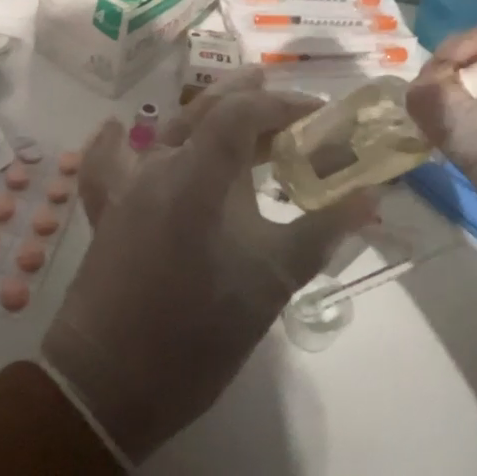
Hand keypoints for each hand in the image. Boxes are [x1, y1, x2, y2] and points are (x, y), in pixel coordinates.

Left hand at [42, 74, 377, 460]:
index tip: (319, 115)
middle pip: (203, 112)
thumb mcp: (272, 281)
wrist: (109, 384)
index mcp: (199, 174)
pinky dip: (116, 144)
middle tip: (277, 91)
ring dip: (200, 114)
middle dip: (244, 97)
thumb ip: (322, 230)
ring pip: (164, 131)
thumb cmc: (198, 331)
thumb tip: (370, 196)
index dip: (283, 106)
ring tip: (229, 104)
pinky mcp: (107, 215)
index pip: (242, 114)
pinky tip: (117, 130)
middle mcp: (158, 167)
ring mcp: (127, 189)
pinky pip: (106, 165)